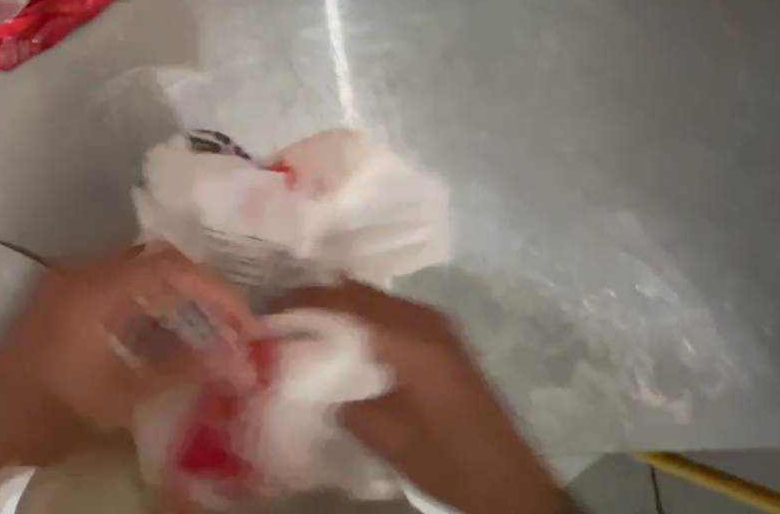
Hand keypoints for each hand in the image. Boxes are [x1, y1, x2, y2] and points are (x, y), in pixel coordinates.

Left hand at [0, 245, 260, 430]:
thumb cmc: (52, 410)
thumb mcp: (123, 395)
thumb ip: (181, 370)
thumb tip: (236, 361)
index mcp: (94, 285)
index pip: (169, 265)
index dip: (215, 290)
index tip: (247, 324)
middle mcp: (80, 271)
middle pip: (152, 260)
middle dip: (198, 290)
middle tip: (232, 327)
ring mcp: (66, 282)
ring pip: (134, 273)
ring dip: (173, 300)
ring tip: (208, 337)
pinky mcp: (60, 299)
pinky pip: (115, 288)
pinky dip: (146, 308)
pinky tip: (165, 341)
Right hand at [282, 281, 563, 513]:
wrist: (512, 489)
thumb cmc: (446, 459)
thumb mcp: (384, 434)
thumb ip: (337, 396)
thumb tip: (301, 372)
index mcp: (407, 336)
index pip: (340, 300)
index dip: (299, 302)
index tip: (267, 312)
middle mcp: (422, 318)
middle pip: (356, 290)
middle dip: (315, 298)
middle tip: (280, 315)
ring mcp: (437, 326)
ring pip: (372, 297)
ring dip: (338, 305)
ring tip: (304, 323)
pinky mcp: (443, 340)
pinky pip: (388, 311)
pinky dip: (360, 315)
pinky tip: (342, 336)